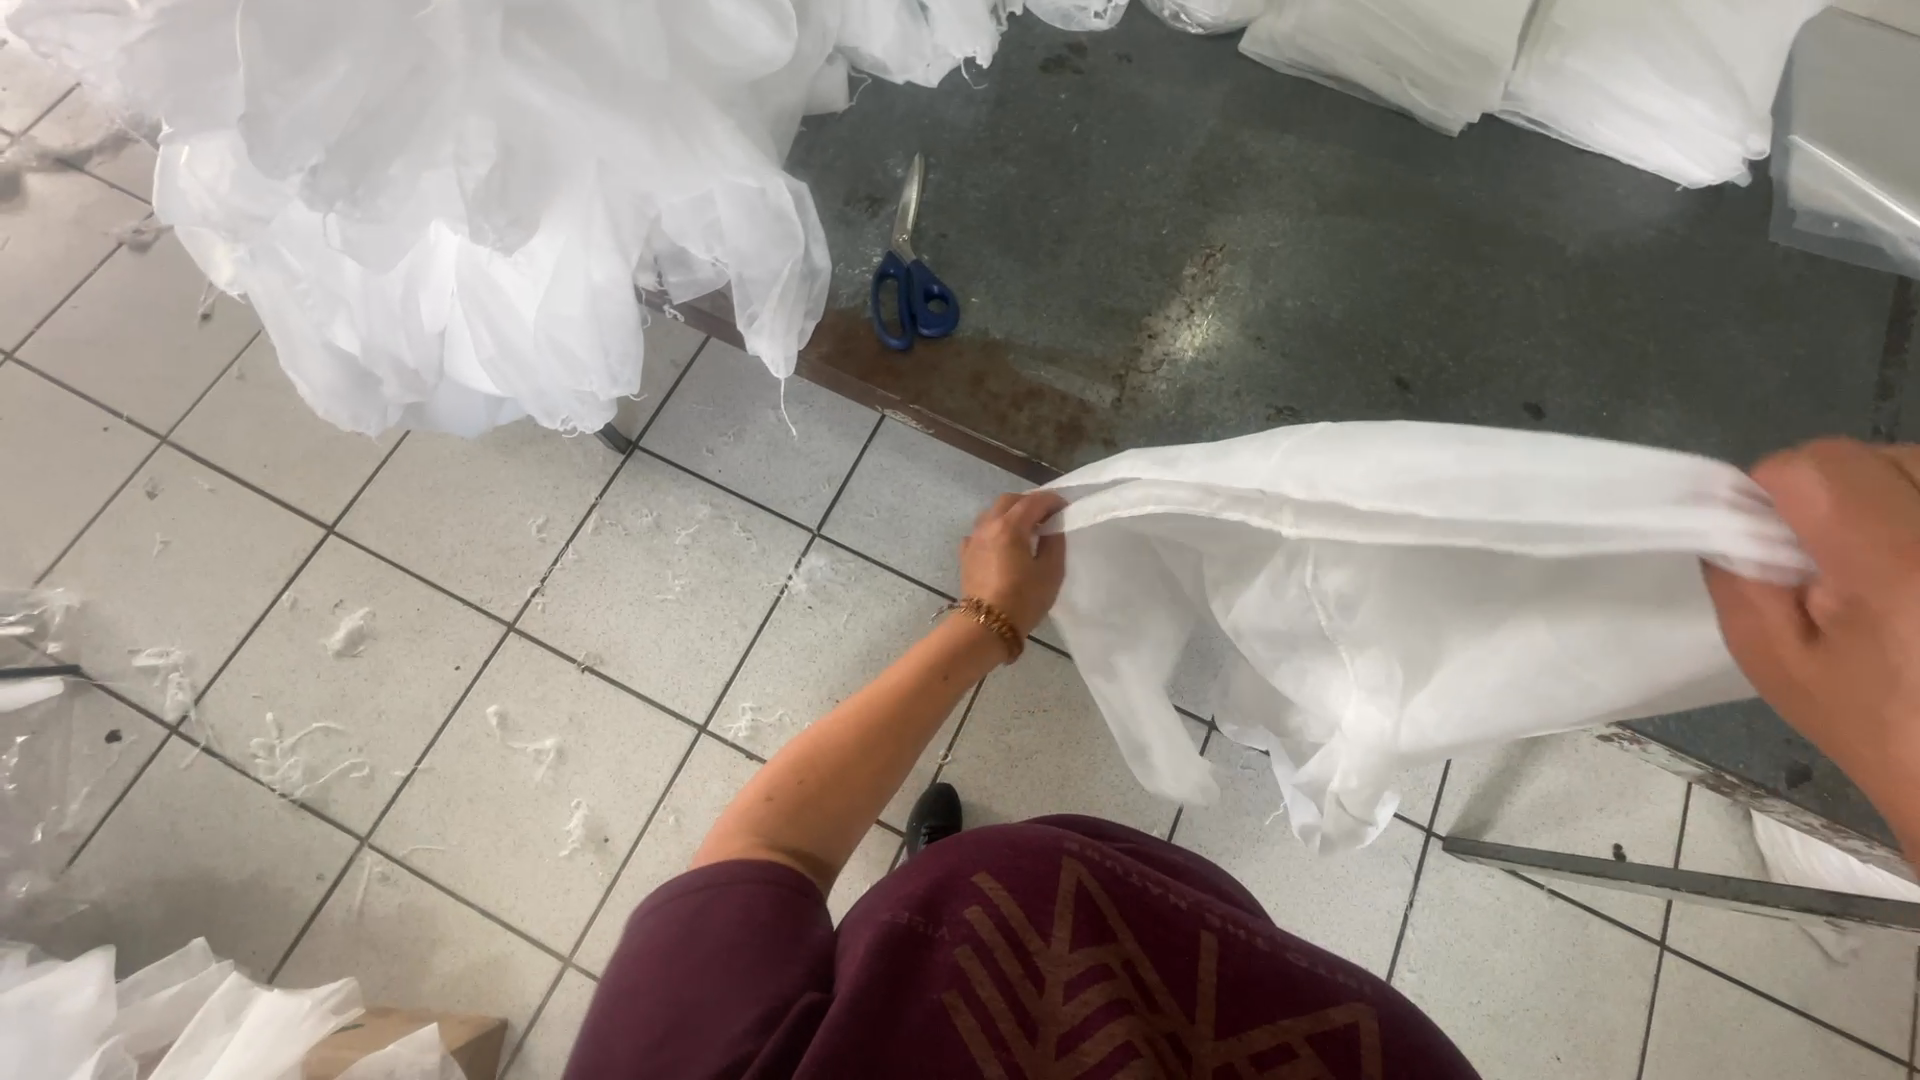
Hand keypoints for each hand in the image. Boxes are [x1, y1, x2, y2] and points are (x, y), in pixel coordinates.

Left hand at [960, 492, 1067, 637]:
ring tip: (1027, 529)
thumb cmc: (1023, 599)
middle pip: (1009, 501)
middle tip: (1046, 516)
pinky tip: (1004, 544)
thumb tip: (1052, 527)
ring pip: (992, 513)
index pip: (1034, 501)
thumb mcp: (1051, 571)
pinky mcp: (966, 554)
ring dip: (1011, 514)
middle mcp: (988, 526)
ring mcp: (973, 539)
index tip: (1065, 508)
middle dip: (1029, 503)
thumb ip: (1054, 542)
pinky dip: (995, 529)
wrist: (986, 626)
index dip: (1052, 501)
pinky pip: (981, 531)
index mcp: (1010, 526)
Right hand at [1704, 438, 1919, 851]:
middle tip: (1834, 558)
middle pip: (1884, 456)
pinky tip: (1913, 576)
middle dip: (1841, 491)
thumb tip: (1735, 520)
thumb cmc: (1879, 724)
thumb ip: (1741, 576)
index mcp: (1897, 562)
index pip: (1818, 466)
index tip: (1770, 538)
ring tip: (1893, 567)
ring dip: (1898, 497)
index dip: (1775, 490)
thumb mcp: (1774, 657)